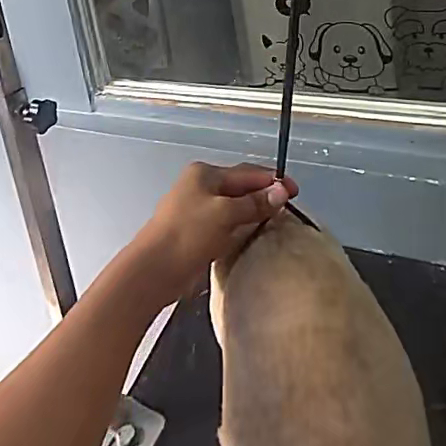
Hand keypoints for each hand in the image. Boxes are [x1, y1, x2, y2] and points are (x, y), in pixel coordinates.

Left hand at [118, 163, 298, 308]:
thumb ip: (254, 203)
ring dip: (253, 215)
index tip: (294, 191)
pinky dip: (240, 229)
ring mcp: (195, 210)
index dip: (272, 181)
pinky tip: (252, 238)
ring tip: (276, 225)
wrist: (151, 273)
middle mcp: (199, 187)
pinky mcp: (195, 233)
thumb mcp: (225, 214)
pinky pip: (225, 225)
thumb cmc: (187, 235)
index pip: (247, 172)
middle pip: (240, 188)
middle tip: (288, 210)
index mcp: (204, 174)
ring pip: (233, 208)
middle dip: (264, 197)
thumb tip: (280, 192)